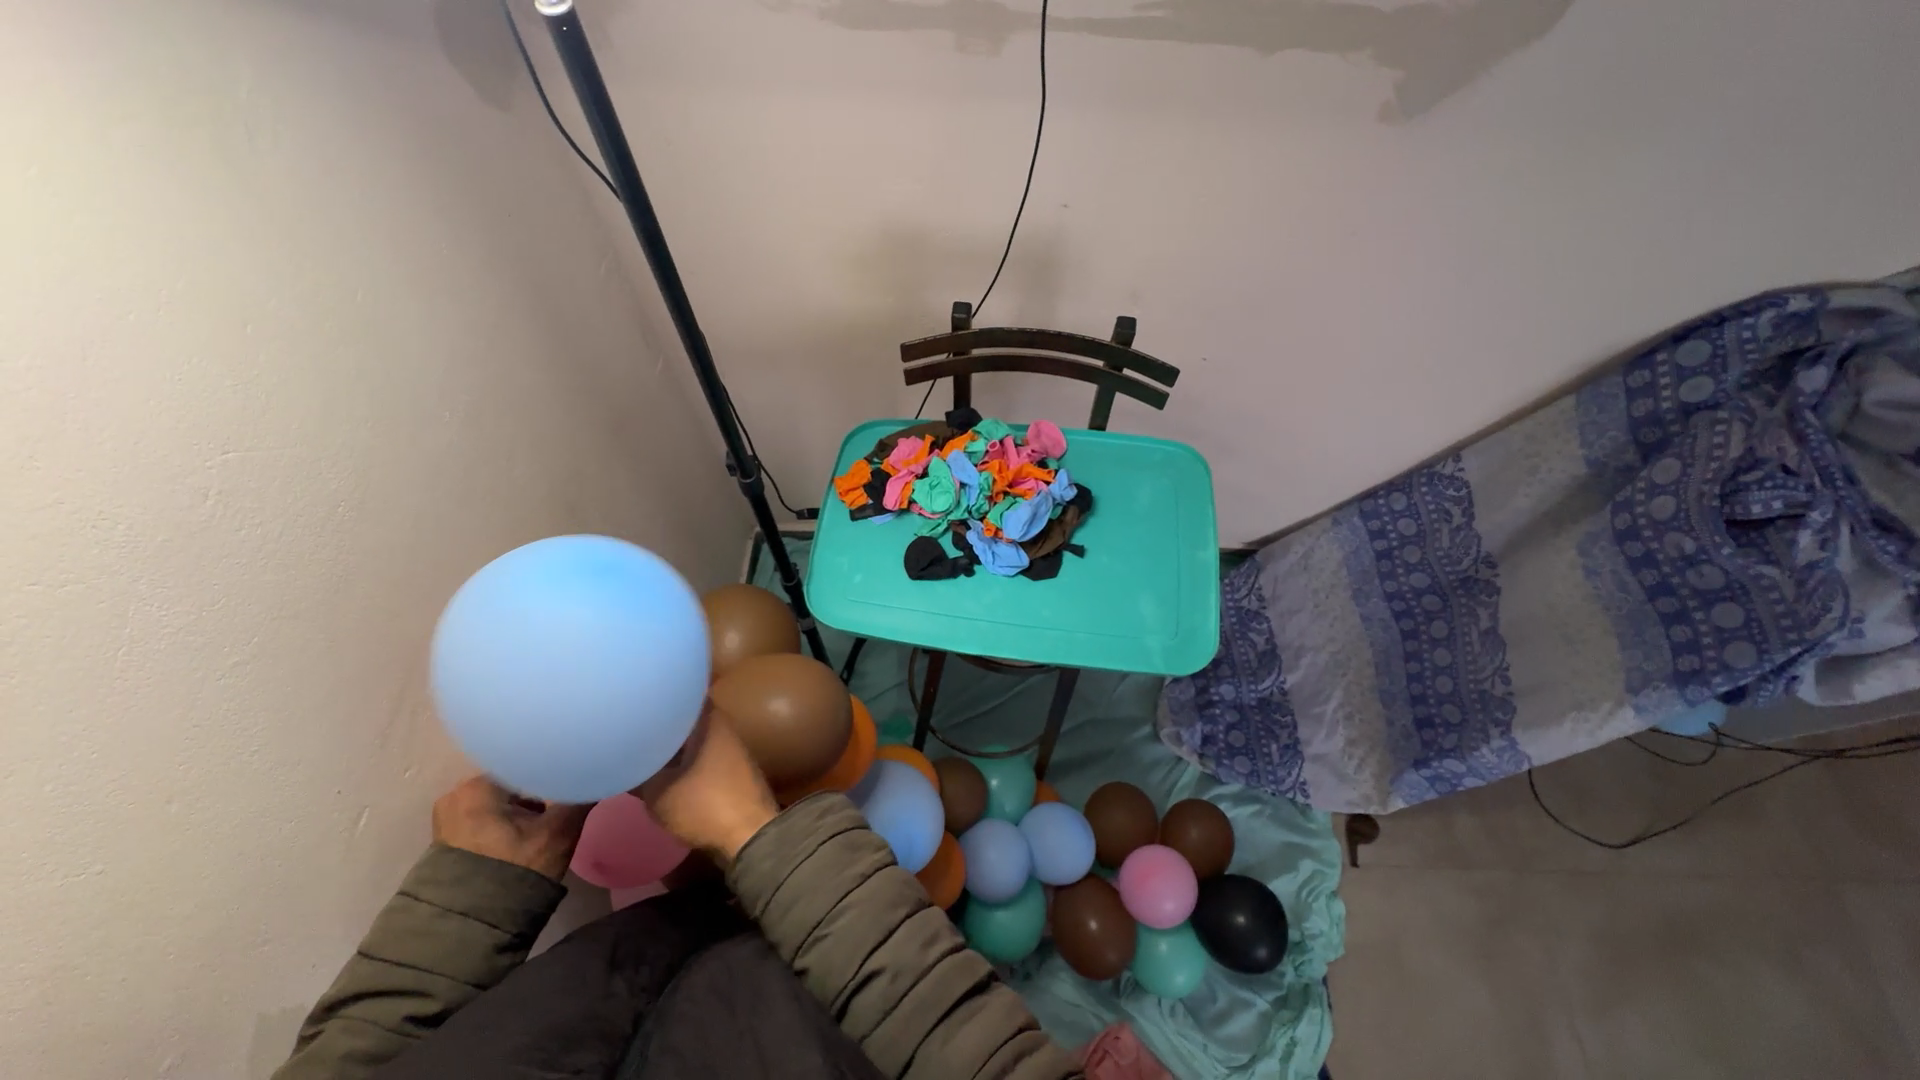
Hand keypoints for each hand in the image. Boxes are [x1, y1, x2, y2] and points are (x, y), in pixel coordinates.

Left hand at [432, 776, 590, 880]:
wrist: (472, 926)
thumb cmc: (516, 870)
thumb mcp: (559, 832)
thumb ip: (580, 796)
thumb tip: (602, 772)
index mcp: (477, 786)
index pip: (525, 764)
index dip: (552, 773)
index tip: (571, 781)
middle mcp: (455, 795)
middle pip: (511, 783)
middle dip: (536, 793)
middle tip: (560, 806)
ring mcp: (446, 819)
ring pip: (498, 801)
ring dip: (521, 809)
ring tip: (544, 823)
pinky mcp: (446, 840)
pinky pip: (484, 818)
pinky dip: (505, 823)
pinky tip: (523, 837)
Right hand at [636, 703, 779, 861]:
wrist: (749, 835)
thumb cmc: (703, 805)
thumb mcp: (657, 792)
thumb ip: (637, 771)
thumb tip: (617, 760)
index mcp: (707, 719)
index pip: (681, 691)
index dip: (657, 693)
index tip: (634, 696)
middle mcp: (722, 725)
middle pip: (686, 714)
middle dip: (660, 719)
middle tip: (630, 722)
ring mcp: (729, 747)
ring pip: (693, 735)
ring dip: (670, 740)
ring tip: (639, 744)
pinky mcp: (731, 768)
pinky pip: (699, 753)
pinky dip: (681, 757)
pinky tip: (661, 767)